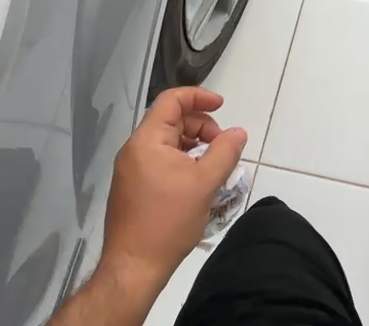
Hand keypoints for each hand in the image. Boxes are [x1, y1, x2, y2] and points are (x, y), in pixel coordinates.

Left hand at [99, 86, 247, 286]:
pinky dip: (181, 161)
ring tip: (212, 167)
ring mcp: (130, 170)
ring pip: (167, 142)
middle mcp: (134, 150)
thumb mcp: (205, 183)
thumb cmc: (168, 222)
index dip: (199, 97)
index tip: (221, 106)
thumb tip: (238, 133)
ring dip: (193, 145)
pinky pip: (160, 160)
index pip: (172, 100)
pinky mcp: (132, 188)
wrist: (132, 270)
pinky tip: (196, 182)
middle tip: (221, 147)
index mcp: (146, 141)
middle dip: (201, 126)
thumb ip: (225, 152)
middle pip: (171, 120)